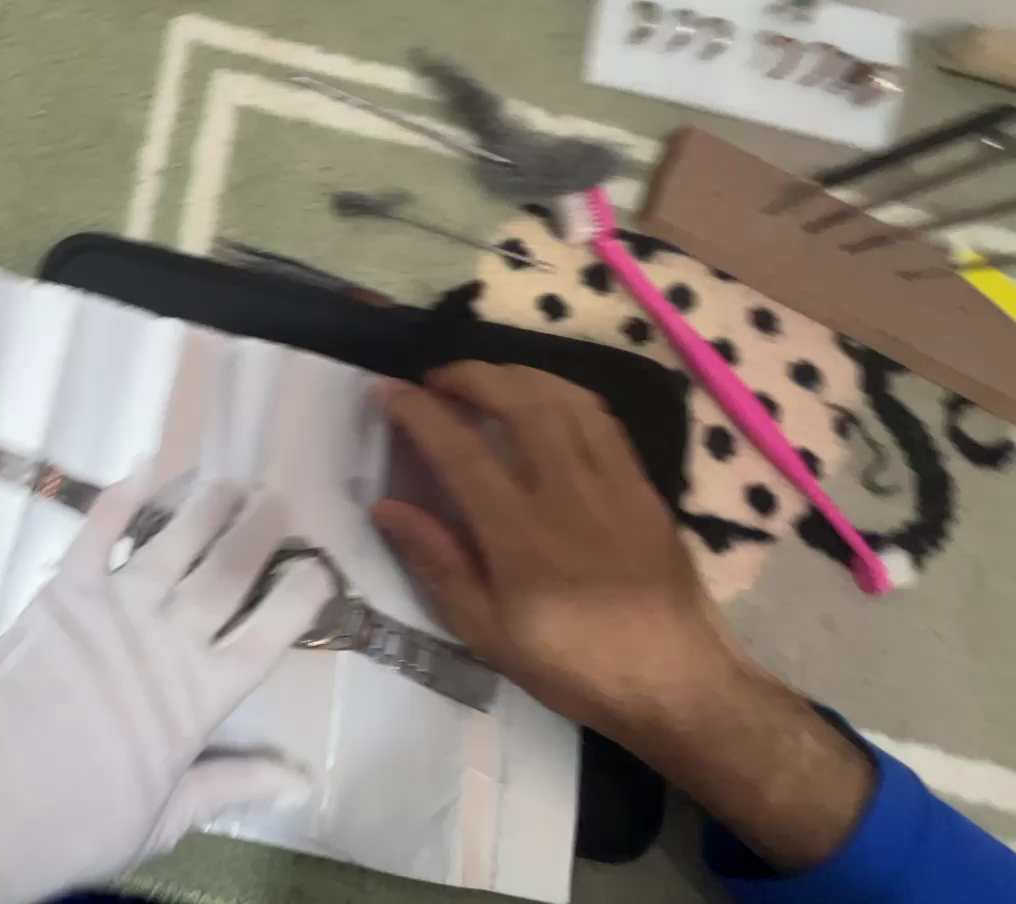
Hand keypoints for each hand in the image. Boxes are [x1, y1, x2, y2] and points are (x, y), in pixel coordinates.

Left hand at [0, 478, 333, 903]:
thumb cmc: (78, 820)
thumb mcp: (165, 818)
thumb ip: (233, 785)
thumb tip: (301, 780)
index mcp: (199, 698)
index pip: (268, 636)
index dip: (299, 598)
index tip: (318, 568)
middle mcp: (167, 641)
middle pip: (228, 574)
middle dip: (258, 532)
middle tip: (274, 501)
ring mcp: (115, 611)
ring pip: (174, 546)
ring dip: (205, 510)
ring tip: (228, 483)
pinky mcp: (65, 595)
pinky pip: (97, 537)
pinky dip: (118, 501)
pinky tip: (141, 470)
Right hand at [375, 362, 871, 869]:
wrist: (682, 690)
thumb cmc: (570, 665)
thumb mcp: (483, 628)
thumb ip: (435, 559)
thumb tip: (383, 506)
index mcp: (522, 535)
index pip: (461, 451)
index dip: (419, 412)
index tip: (387, 390)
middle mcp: (571, 497)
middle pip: (522, 405)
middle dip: (472, 376)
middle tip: (435, 379)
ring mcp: (617, 487)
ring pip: (568, 401)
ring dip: (517, 375)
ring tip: (483, 380)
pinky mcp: (646, 489)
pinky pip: (602, 421)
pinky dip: (561, 395)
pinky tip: (540, 402)